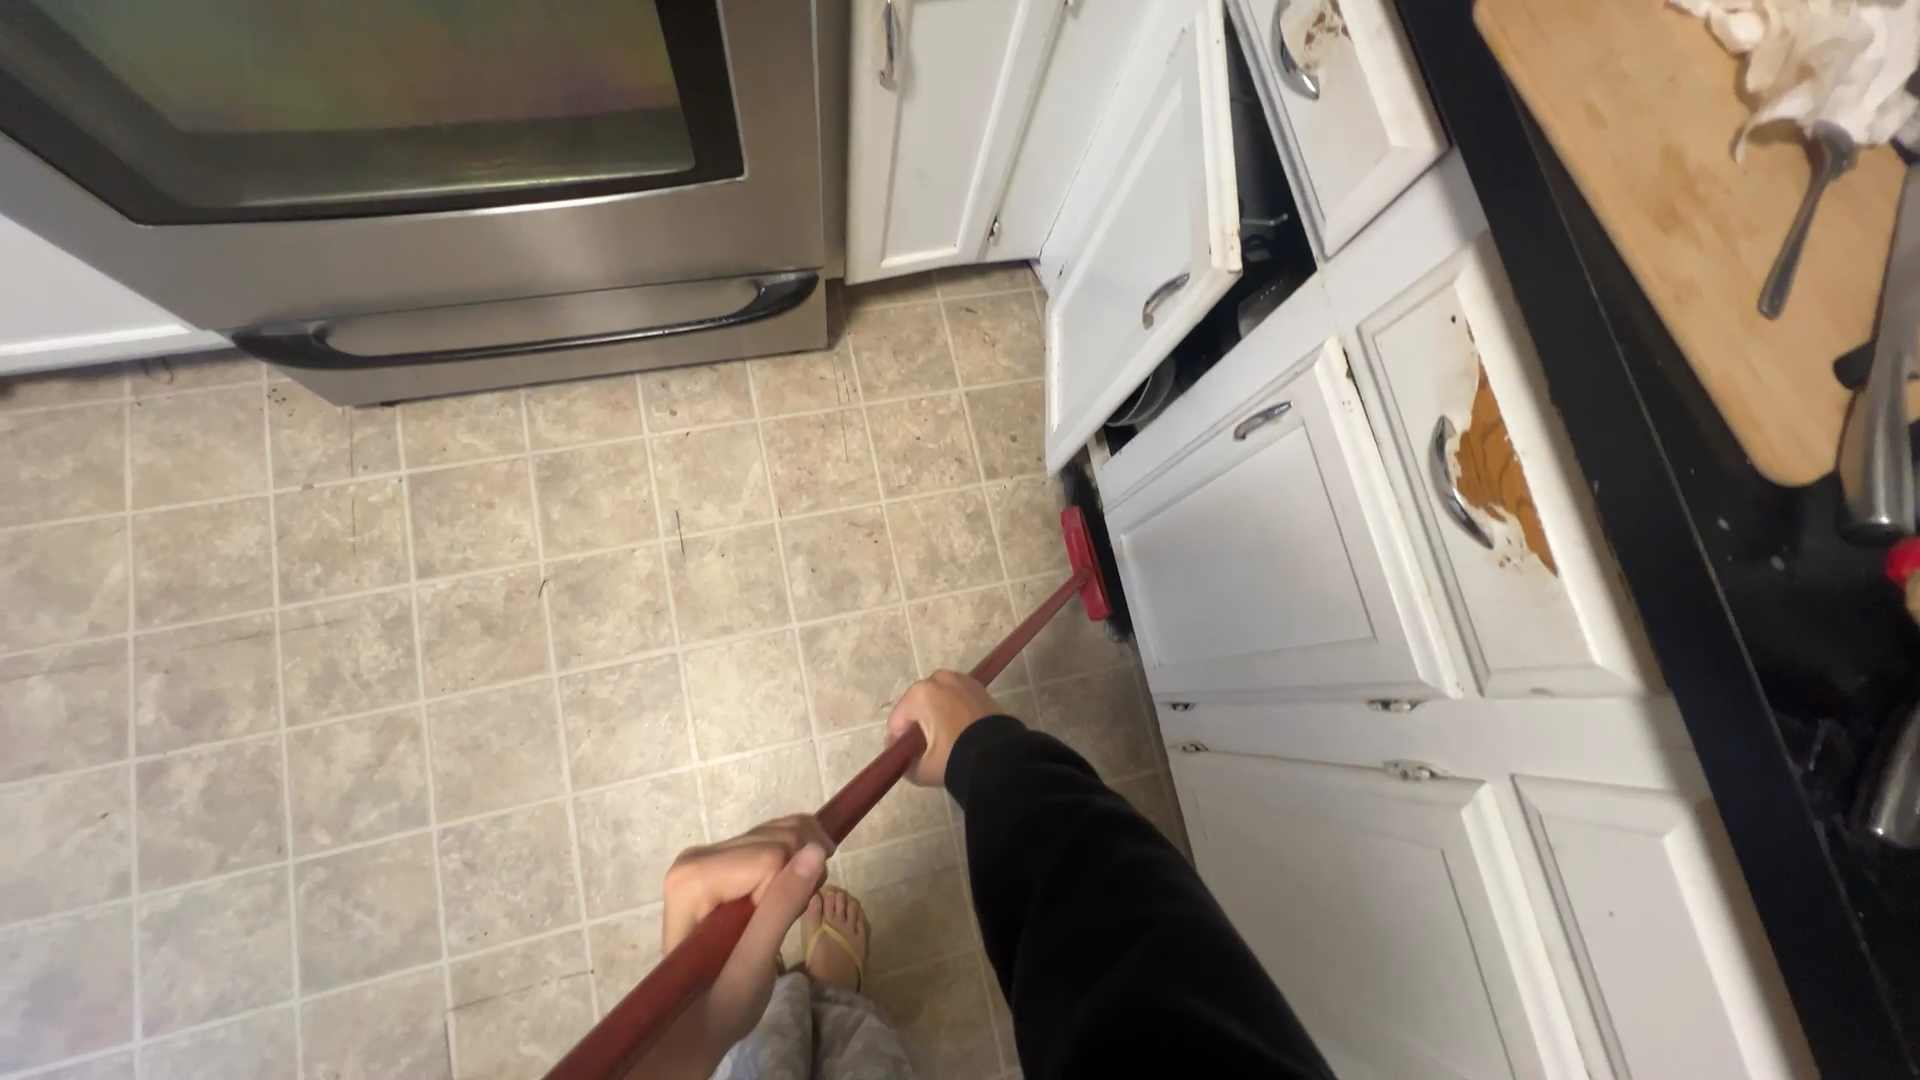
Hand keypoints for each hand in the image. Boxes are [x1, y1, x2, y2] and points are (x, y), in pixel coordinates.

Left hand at [649, 816, 831, 1077]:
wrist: (692, 1024)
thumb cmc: (718, 1006)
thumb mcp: (753, 968)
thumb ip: (781, 907)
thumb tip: (816, 851)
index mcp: (693, 880)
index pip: (770, 856)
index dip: (786, 892)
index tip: (775, 931)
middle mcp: (696, 857)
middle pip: (778, 838)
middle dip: (799, 874)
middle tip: (786, 921)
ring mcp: (709, 854)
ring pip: (782, 831)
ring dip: (801, 866)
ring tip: (784, 910)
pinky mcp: (724, 856)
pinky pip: (777, 835)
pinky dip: (797, 857)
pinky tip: (789, 888)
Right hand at [885, 670, 1000, 787]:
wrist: (999, 754)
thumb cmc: (955, 757)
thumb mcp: (922, 770)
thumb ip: (905, 764)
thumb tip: (905, 760)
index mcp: (919, 695)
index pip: (897, 721)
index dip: (898, 742)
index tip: (908, 758)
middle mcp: (937, 679)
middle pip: (917, 706)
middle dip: (918, 725)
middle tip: (928, 749)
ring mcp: (960, 679)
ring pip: (937, 699)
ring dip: (936, 714)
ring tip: (946, 739)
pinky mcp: (977, 686)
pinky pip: (955, 697)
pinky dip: (954, 709)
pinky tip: (960, 729)